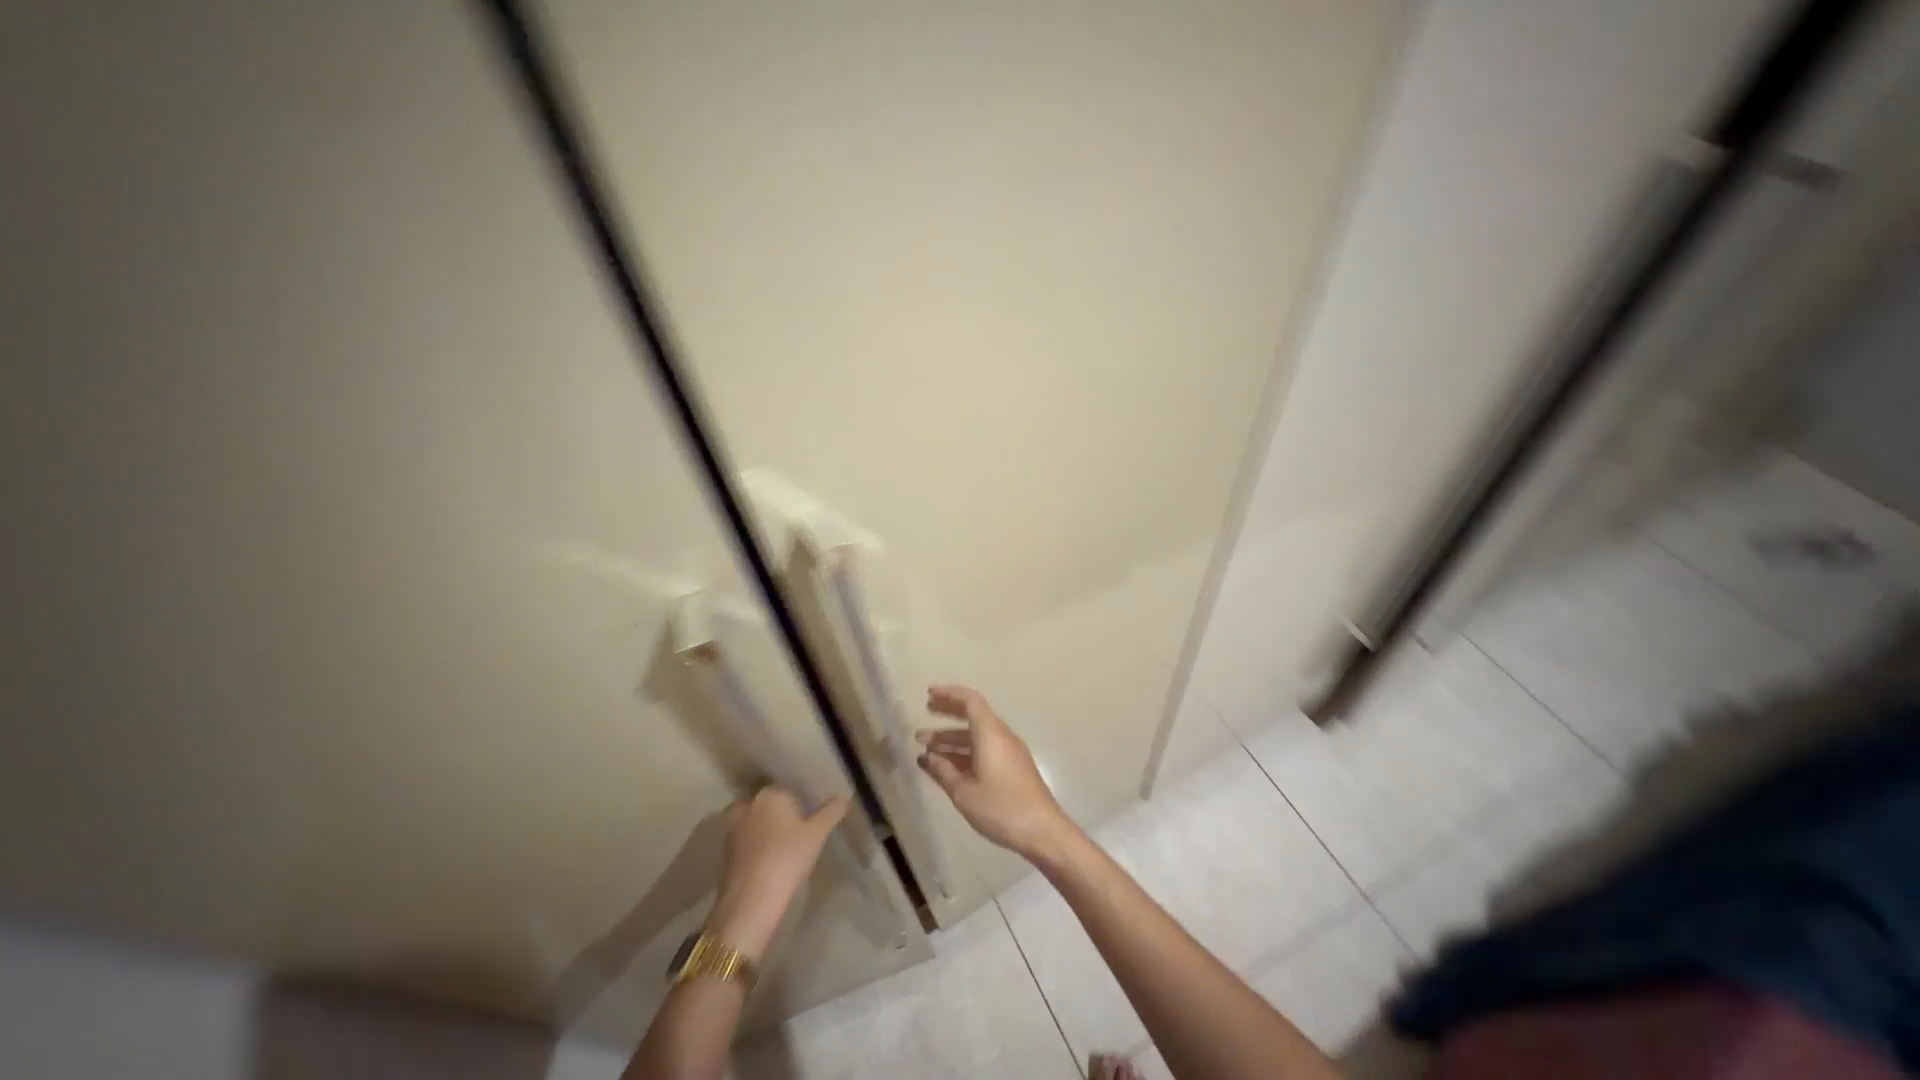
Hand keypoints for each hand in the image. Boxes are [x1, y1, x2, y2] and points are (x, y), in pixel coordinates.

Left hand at [705, 787, 847, 961]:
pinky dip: (757, 847)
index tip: (810, 827)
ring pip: (757, 823)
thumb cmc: (788, 857)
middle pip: (771, 806)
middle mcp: (747, 804)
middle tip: (799, 840)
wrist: (752, 898)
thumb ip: (831, 812)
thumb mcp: (818, 834)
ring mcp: (732, 827)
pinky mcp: (725, 849)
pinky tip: (769, 863)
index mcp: (769, 794)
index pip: (790, 792)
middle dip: (783, 818)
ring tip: (784, 853)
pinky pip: (747, 840)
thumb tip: (843, 798)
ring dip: (768, 832)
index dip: (802, 809)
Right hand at [916, 684, 1077, 859]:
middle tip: (924, 716)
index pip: (970, 701)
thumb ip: (942, 771)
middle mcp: (1002, 737)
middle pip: (973, 715)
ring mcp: (1009, 752)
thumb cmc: (1001, 808)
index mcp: (990, 734)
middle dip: (947, 714)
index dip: (948, 694)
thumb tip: (926, 757)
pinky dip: (964, 752)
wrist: (1043, 831)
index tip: (928, 695)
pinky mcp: (1013, 768)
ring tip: (926, 749)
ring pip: (977, 736)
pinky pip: (984, 750)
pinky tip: (947, 766)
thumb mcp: (964, 792)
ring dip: (952, 739)